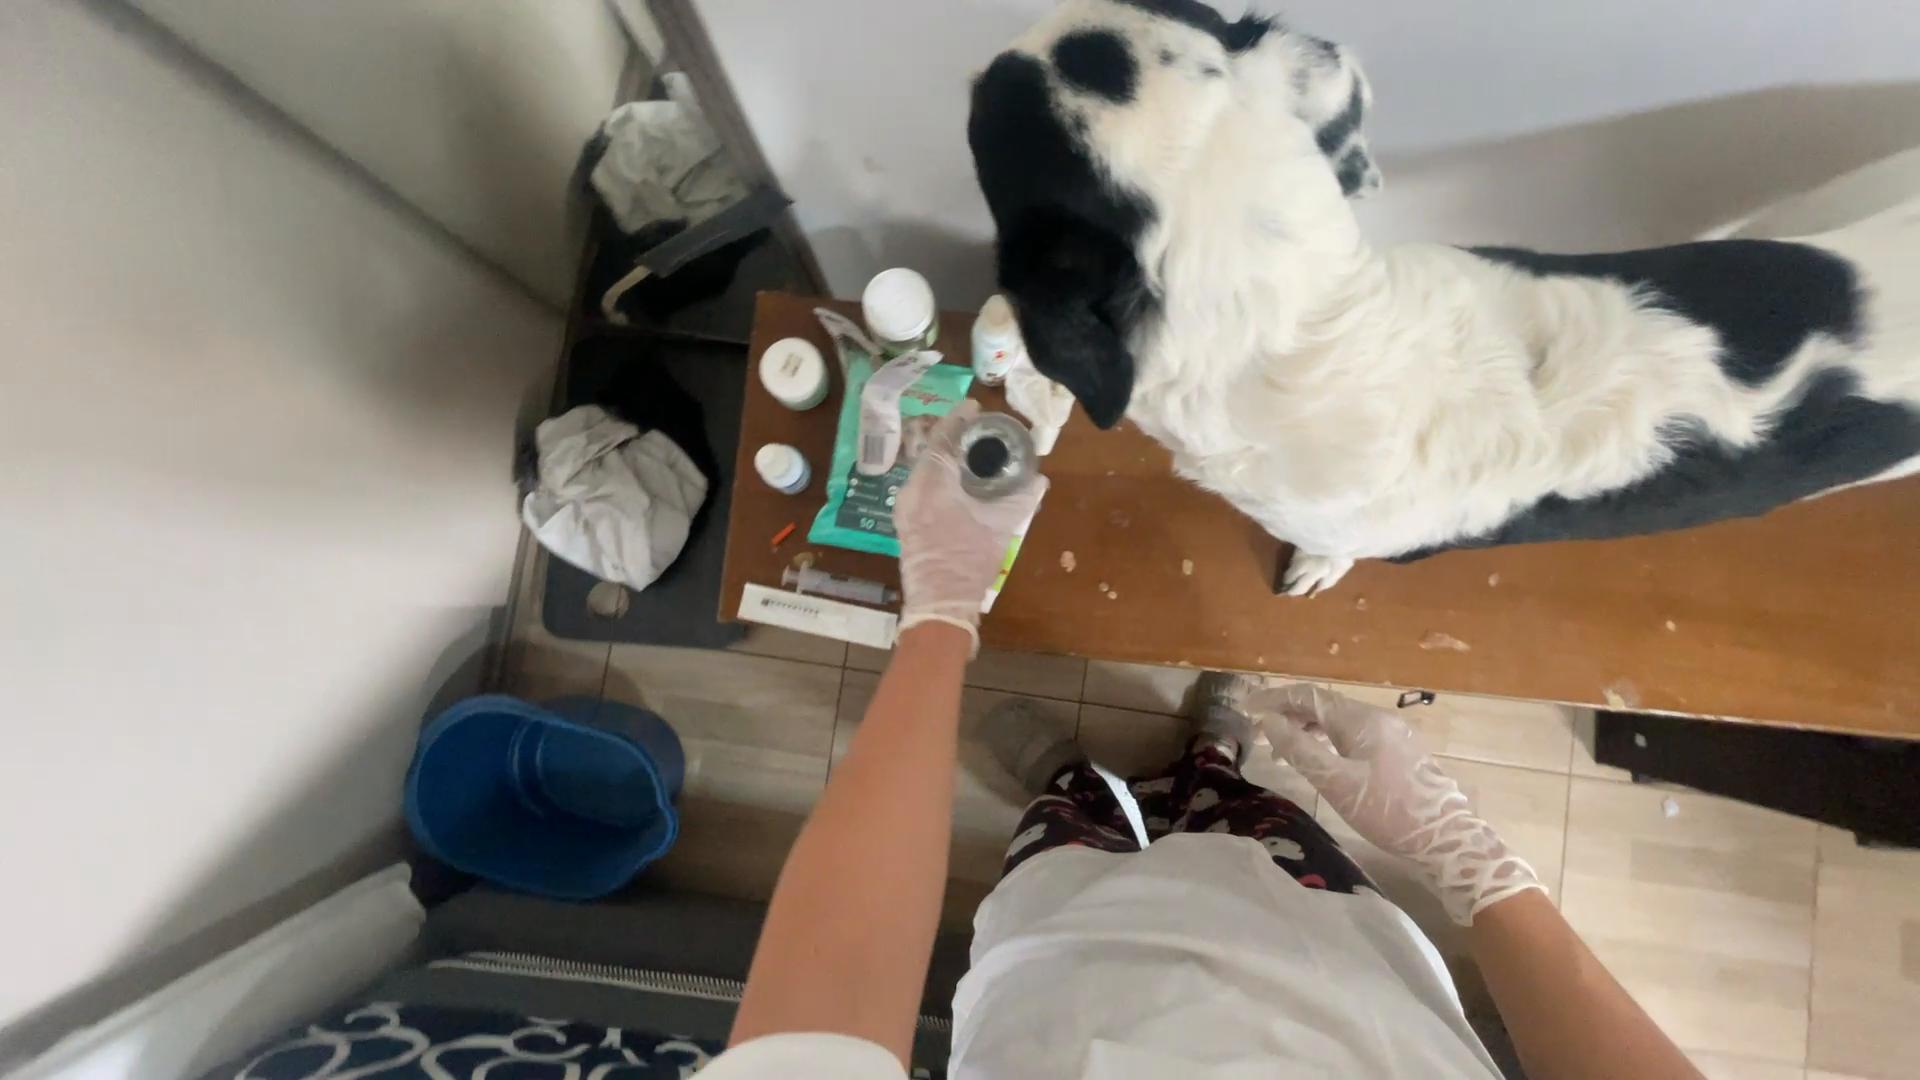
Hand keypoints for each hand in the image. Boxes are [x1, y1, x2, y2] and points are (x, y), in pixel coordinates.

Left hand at [894, 401, 1047, 651]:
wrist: (940, 601)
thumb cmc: (970, 560)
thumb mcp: (1001, 526)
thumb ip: (1021, 498)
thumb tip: (1040, 478)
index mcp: (931, 483)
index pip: (943, 438)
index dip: (959, 418)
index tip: (976, 407)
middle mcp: (912, 489)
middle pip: (932, 451)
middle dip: (954, 438)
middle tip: (978, 431)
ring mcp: (905, 506)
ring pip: (925, 469)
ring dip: (947, 458)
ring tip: (972, 453)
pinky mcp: (906, 521)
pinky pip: (922, 486)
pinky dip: (940, 477)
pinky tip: (960, 481)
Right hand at [1246, 683, 1542, 924]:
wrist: (1448, 842)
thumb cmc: (1387, 811)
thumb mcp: (1335, 782)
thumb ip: (1299, 748)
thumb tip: (1267, 721)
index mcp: (1361, 719)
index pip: (1308, 696)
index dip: (1274, 698)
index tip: (1247, 707)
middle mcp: (1376, 717)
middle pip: (1323, 705)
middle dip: (1288, 714)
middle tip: (1259, 731)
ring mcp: (1390, 733)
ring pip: (1337, 720)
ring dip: (1306, 728)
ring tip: (1282, 748)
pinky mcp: (1397, 750)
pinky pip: (1351, 733)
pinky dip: (1326, 739)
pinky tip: (1317, 757)